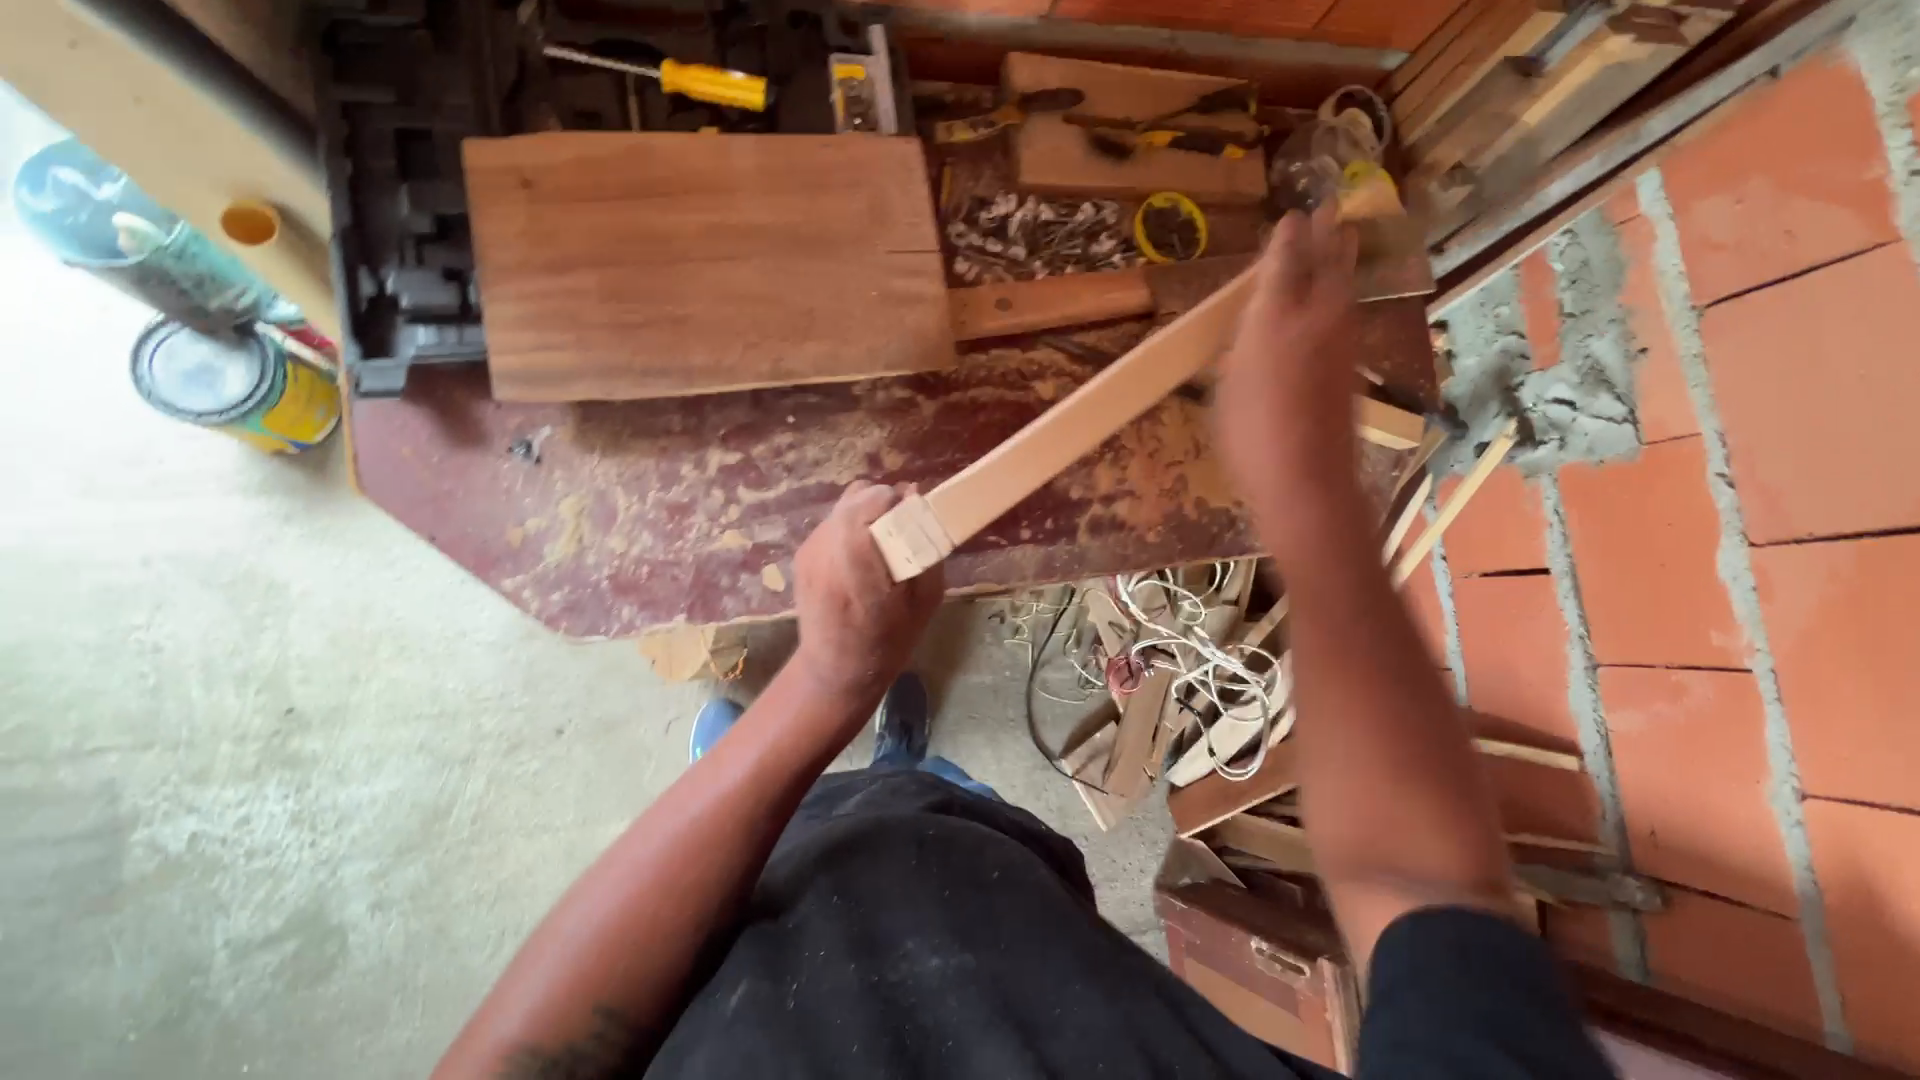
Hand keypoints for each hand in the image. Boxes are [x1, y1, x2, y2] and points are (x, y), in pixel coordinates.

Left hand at [790, 482, 944, 700]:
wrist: (836, 668)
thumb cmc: (890, 640)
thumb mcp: (925, 601)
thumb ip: (924, 546)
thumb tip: (916, 495)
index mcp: (859, 570)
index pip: (869, 505)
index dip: (895, 502)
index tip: (913, 517)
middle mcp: (827, 554)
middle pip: (856, 497)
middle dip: (884, 503)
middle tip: (902, 528)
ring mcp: (809, 551)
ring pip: (844, 504)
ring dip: (868, 512)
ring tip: (881, 542)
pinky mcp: (801, 552)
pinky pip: (833, 520)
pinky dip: (852, 525)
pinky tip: (862, 553)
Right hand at [1214, 202, 1362, 508]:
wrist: (1307, 478)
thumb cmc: (1251, 435)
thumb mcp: (1228, 385)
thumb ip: (1243, 344)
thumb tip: (1255, 322)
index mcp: (1277, 317)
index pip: (1284, 263)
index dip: (1287, 238)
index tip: (1291, 216)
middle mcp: (1317, 319)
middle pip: (1326, 265)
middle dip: (1327, 235)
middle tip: (1332, 208)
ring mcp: (1341, 343)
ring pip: (1343, 289)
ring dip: (1341, 262)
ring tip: (1344, 240)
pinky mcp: (1351, 368)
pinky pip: (1346, 315)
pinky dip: (1340, 297)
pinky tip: (1337, 300)